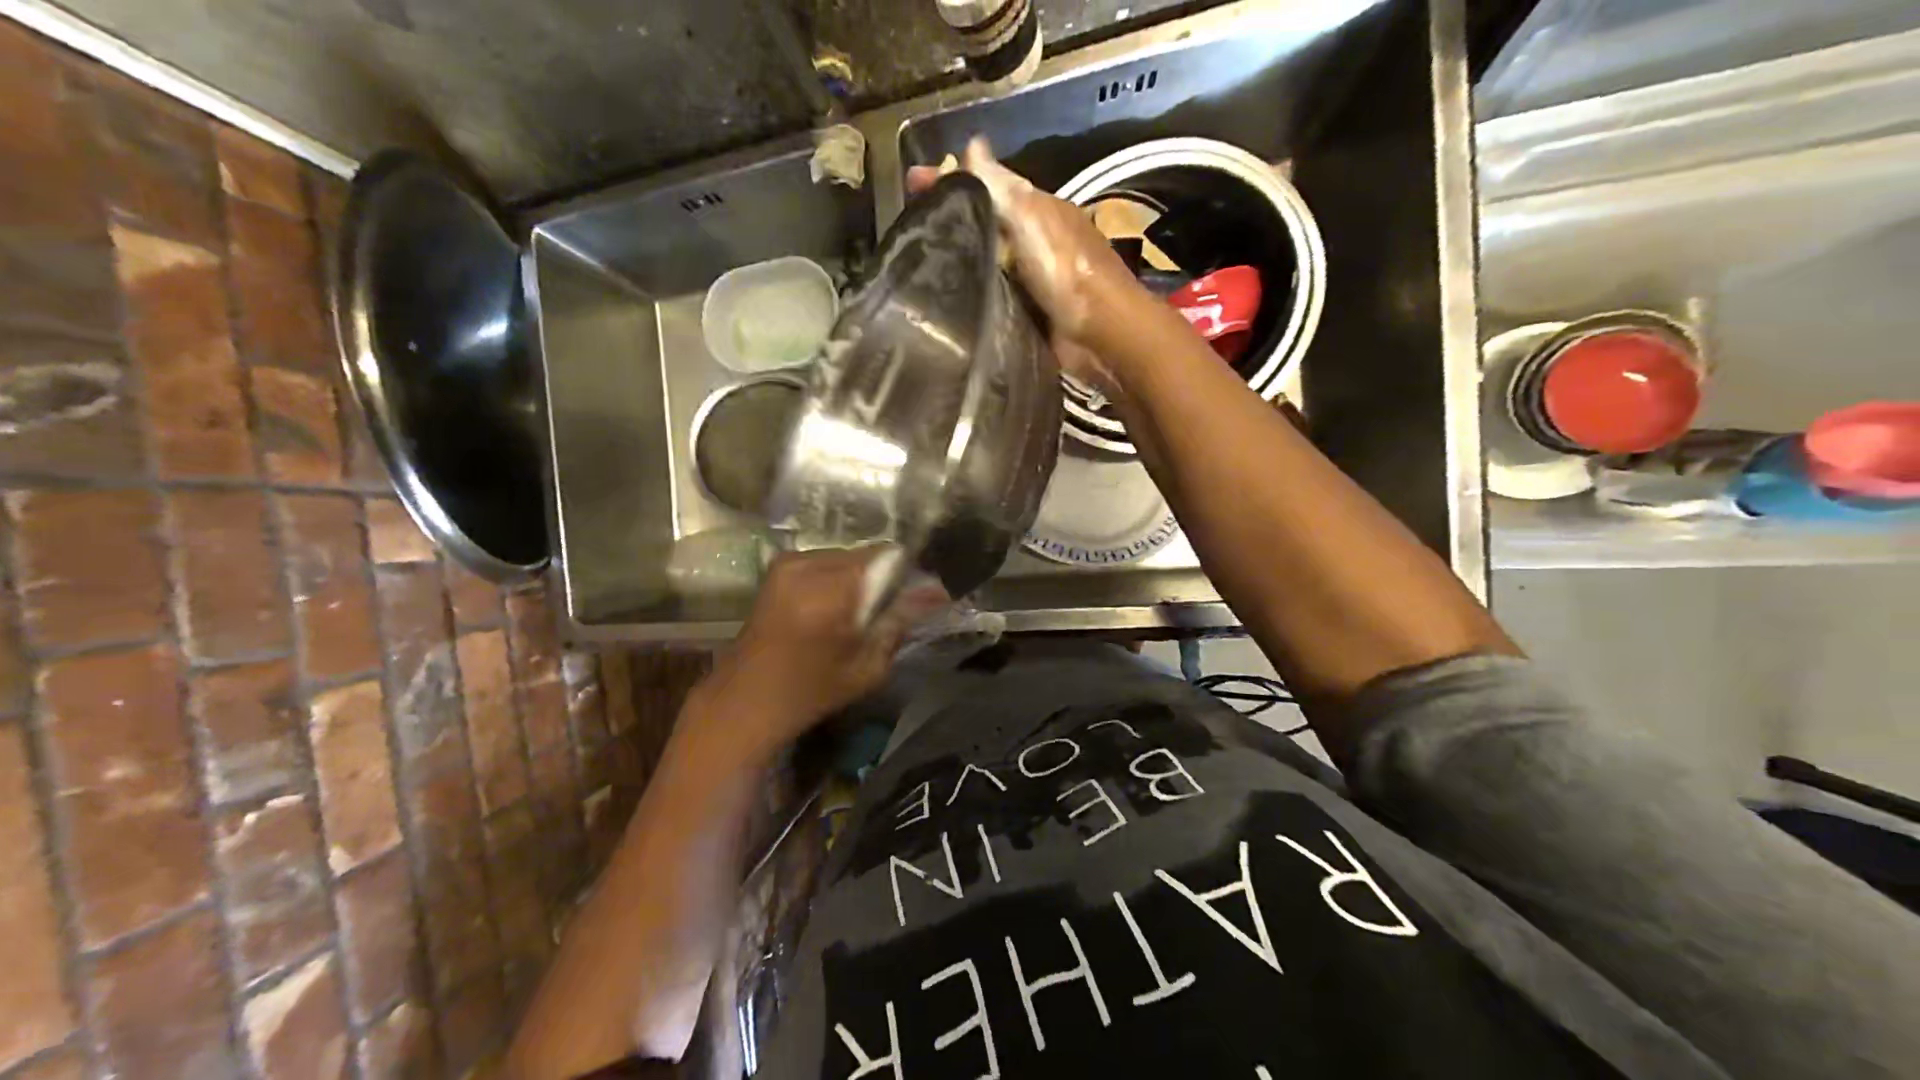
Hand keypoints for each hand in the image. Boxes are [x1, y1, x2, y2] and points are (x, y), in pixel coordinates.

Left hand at [688, 547, 946, 755]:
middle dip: (888, 576)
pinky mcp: (779, 566)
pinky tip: (838, 607)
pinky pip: (827, 561)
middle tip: (899, 606)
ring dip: (864, 577)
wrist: (745, 698)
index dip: (911, 574)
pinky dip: (841, 578)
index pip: (889, 557)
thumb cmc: (810, 692)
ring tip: (866, 610)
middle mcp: (809, 564)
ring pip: (848, 556)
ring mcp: (790, 561)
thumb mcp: (867, 667)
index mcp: (830, 590)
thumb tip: (936, 593)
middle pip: (869, 554)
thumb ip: (900, 622)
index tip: (925, 596)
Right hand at [908, 138, 1146, 393]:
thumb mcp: (1031, 219)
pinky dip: (971, 293)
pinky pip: (991, 296)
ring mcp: (1030, 279)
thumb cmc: (1066, 271)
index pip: (986, 186)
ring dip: (956, 259)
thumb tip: (972, 144)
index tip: (911, 183)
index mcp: (1036, 210)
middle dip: (947, 219)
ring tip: (913, 263)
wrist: (1100, 334)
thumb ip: (1000, 188)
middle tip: (905, 226)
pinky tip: (944, 299)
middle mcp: (1032, 240)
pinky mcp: (1026, 314)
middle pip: (983, 223)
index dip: (950, 179)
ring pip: (984, 260)